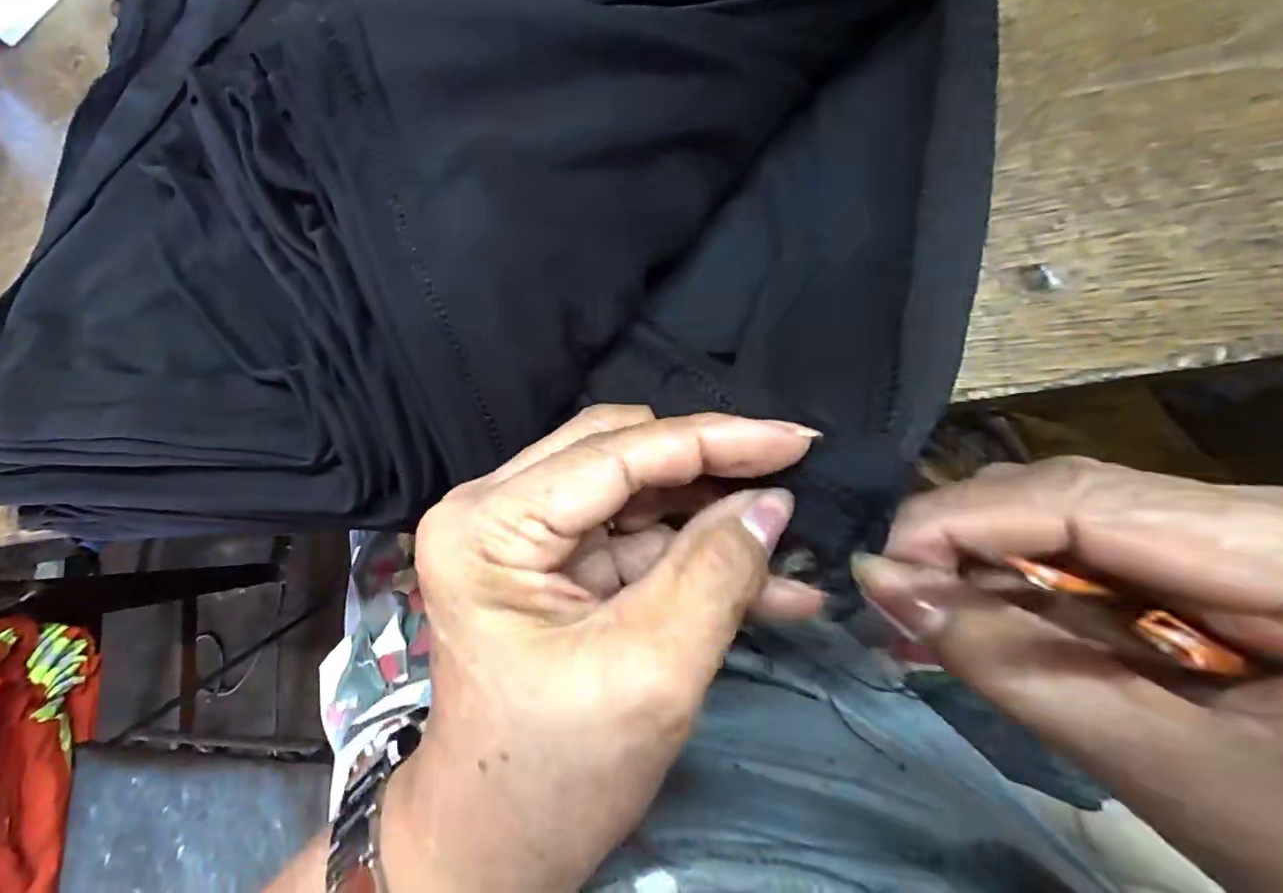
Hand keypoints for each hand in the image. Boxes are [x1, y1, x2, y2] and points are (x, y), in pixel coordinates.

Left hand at [383, 405, 823, 891]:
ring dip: (710, 512)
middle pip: (617, 453)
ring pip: (631, 490)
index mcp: (488, 524)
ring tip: (791, 533)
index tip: (794, 438)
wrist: (498, 844)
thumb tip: (772, 502)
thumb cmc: (557, 771)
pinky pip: (631, 536)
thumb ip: (714, 574)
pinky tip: (766, 578)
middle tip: (792, 469)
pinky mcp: (551, 563)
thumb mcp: (649, 671)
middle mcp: (492, 509)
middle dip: (708, 464)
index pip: (613, 454)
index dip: (711, 440)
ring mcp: (519, 534)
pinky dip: (693, 552)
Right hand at [855, 458, 1282, 891]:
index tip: (876, 573)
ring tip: (931, 628)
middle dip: (975, 555)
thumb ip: (1033, 674)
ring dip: (1011, 582)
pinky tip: (1016, 633)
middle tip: (894, 613)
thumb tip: (887, 587)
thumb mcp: (1220, 797)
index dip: (959, 520)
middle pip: (1091, 504)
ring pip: (1106, 533)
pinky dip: (1070, 604)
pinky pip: (1146, 569)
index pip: (1089, 495)